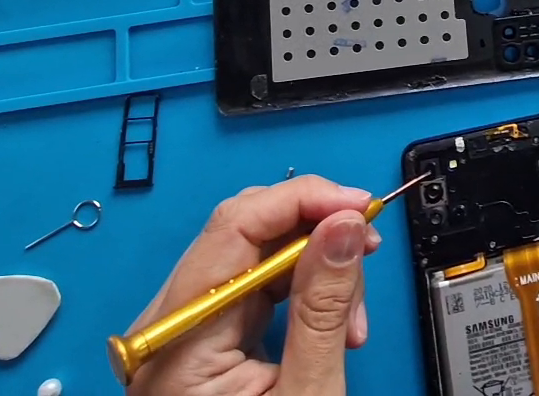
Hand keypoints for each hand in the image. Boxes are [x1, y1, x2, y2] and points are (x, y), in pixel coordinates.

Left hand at [126, 176, 382, 395]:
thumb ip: (323, 305)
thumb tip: (344, 221)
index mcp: (179, 340)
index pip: (236, 224)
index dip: (303, 198)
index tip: (362, 205)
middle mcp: (170, 324)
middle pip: (247, 230)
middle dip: (316, 231)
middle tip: (368, 249)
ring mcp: (186, 331)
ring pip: (260, 253)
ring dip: (318, 265)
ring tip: (355, 317)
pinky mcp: (207, 339)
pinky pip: (261, 285)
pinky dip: (306, 289)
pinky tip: (336, 322)